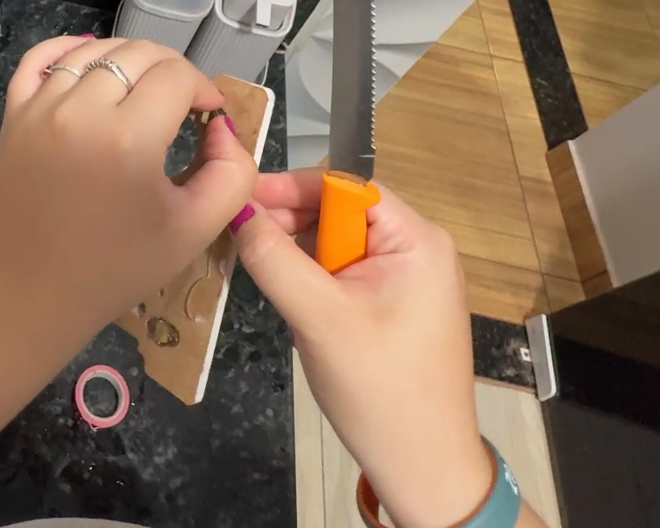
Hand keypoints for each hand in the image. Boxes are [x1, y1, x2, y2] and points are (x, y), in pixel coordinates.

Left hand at [0, 36, 259, 344]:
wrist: (29, 292)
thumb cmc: (115, 268)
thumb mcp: (194, 231)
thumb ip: (232, 174)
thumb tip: (221, 126)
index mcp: (127, 138)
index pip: (178, 76)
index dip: (205, 88)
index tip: (209, 116)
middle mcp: (80, 109)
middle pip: (139, 54)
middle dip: (172, 70)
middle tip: (183, 105)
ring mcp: (40, 106)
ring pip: (94, 50)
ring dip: (128, 60)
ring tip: (143, 90)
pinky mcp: (14, 113)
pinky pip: (40, 57)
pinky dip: (69, 49)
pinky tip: (91, 63)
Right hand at [234, 172, 492, 527]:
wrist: (423, 472)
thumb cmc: (380, 391)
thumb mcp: (319, 319)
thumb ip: (275, 259)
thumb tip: (236, 207)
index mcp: (417, 240)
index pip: (345, 186)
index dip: (292, 187)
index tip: (242, 199)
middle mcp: (416, 247)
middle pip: (338, 208)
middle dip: (289, 218)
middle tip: (240, 234)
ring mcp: (405, 275)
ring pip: (335, 238)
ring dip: (295, 247)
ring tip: (257, 263)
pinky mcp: (391, 300)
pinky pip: (341, 266)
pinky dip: (309, 272)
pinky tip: (285, 289)